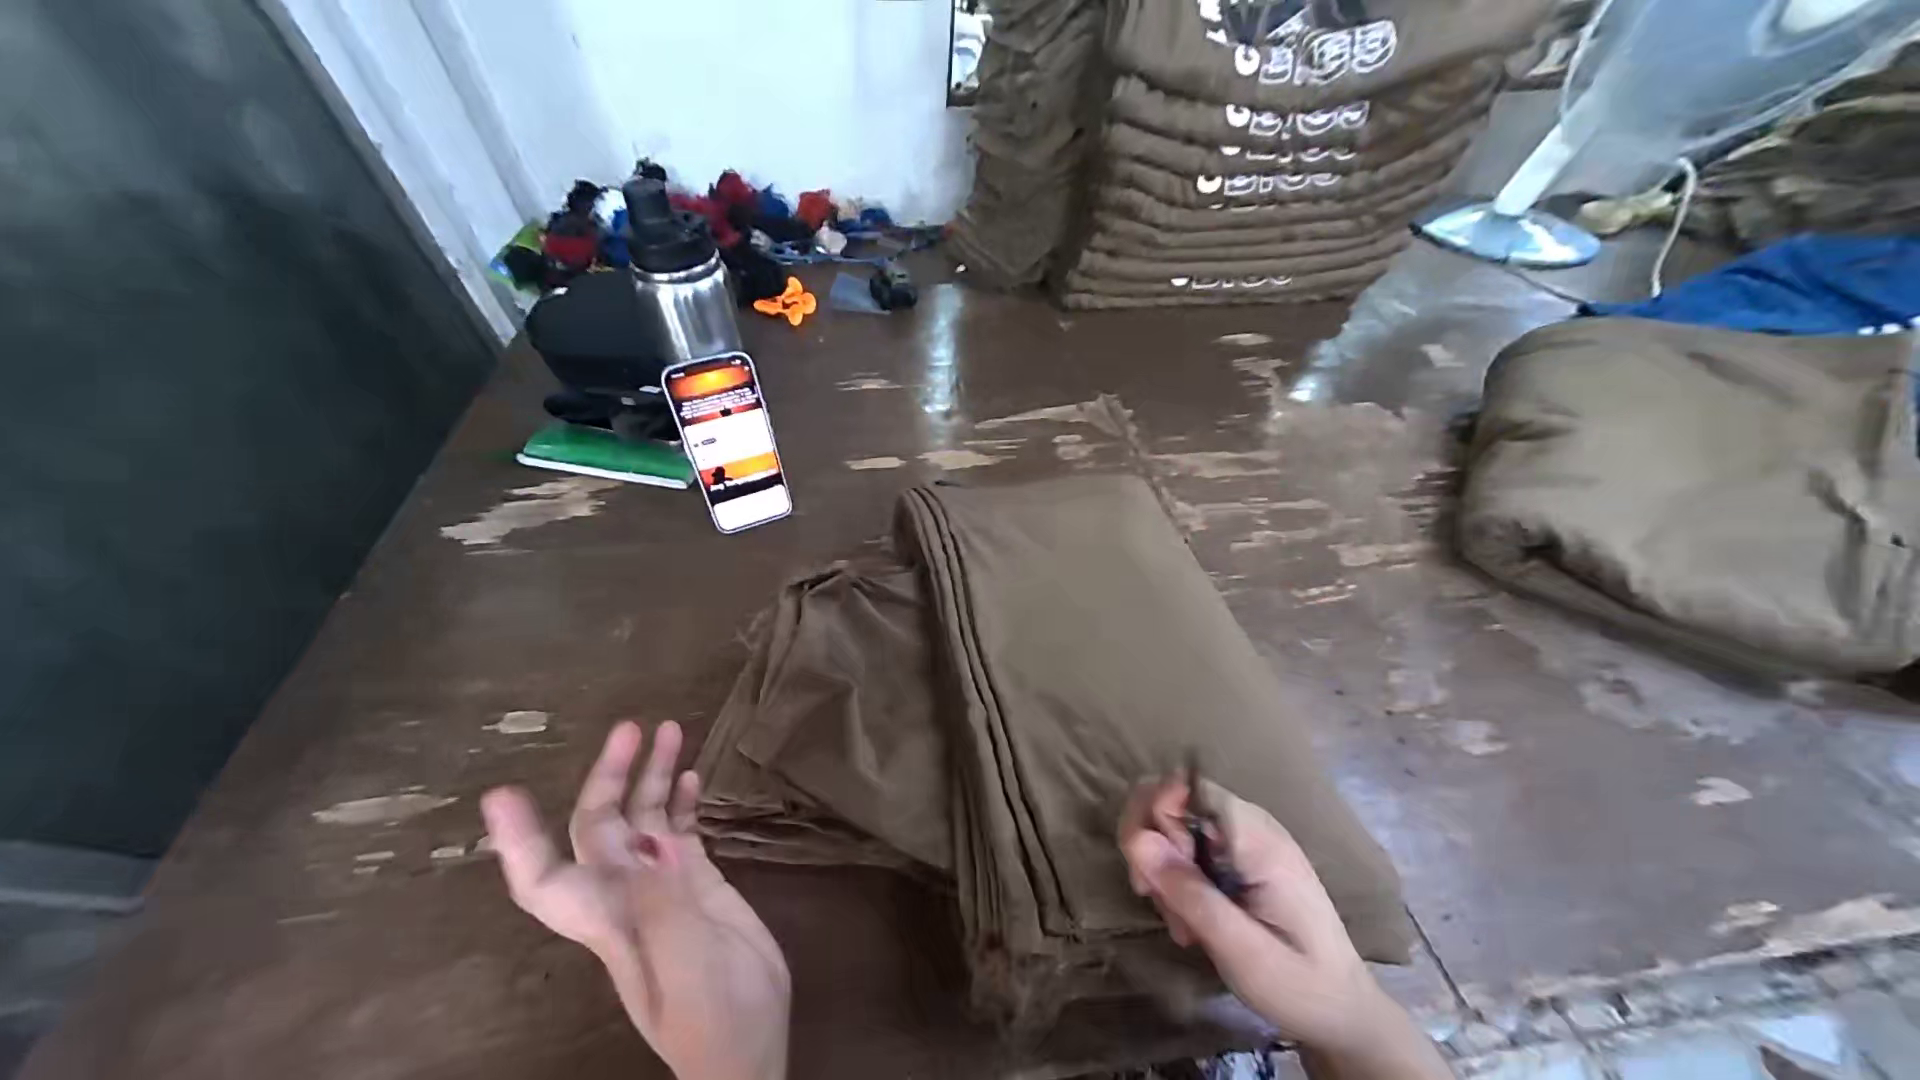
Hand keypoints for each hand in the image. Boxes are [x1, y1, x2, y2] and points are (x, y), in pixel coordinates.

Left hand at [482, 721, 788, 1079]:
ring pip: (645, 820)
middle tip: (633, 727)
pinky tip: (692, 775)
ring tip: (669, 730)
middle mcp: (626, 896)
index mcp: (607, 920)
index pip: (546, 877)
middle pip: (602, 827)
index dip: (520, 840)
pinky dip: (684, 801)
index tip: (504, 794)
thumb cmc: (710, 1019)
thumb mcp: (685, 962)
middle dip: (611, 776)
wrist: (750, 1049)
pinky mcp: (698, 883)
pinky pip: (683, 830)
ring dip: (652, 776)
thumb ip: (665, 902)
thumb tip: (652, 840)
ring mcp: (664, 887)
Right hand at [1118, 778, 1447, 1078]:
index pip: (1183, 786)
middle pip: (1167, 798)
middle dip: (1150, 847)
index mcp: (1255, 836)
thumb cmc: (1300, 984)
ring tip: (1181, 924)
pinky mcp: (1233, 852)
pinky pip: (1183, 843)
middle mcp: (1245, 821)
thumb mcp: (1242, 951)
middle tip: (1157, 900)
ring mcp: (1239, 835)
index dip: (1158, 819)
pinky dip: (1172, 876)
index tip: (1161, 874)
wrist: (1342, 1010)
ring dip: (1159, 868)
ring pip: (1168, 821)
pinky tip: (1187, 917)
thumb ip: (1189, 893)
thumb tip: (1136, 838)